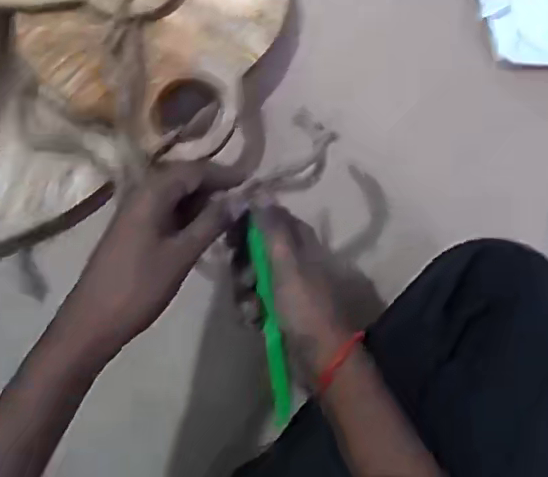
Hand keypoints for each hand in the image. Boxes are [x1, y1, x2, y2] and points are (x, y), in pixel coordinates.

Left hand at [58, 162, 233, 352]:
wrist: (87, 328)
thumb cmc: (137, 288)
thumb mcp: (182, 254)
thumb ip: (213, 221)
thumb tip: (243, 197)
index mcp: (153, 191)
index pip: (198, 169)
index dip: (227, 176)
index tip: (254, 187)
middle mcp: (143, 192)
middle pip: (188, 178)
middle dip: (217, 188)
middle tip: (244, 204)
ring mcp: (136, 211)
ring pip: (179, 195)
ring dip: (203, 203)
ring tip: (229, 219)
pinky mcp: (134, 229)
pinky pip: (168, 210)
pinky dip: (188, 216)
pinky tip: (203, 232)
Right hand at [255, 205, 351, 379]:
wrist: (319, 357)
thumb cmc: (304, 305)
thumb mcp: (285, 263)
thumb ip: (271, 228)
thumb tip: (260, 189)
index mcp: (299, 237)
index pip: (267, 216)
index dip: (246, 223)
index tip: (228, 236)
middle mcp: (292, 255)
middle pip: (254, 246)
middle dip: (243, 263)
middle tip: (245, 279)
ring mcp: (284, 282)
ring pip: (250, 274)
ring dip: (245, 291)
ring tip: (251, 307)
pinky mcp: (277, 307)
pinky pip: (252, 299)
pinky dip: (250, 309)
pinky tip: (253, 321)